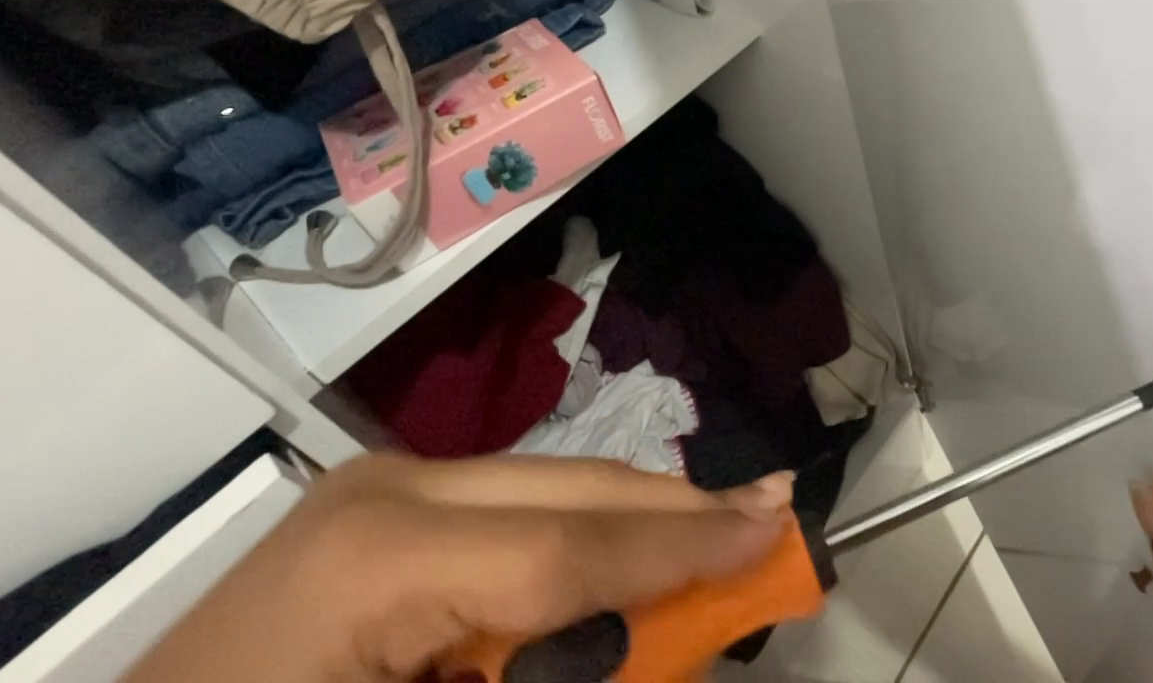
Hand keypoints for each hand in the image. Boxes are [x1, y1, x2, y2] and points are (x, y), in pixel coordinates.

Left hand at [123, 454, 793, 682]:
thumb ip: (563, 668)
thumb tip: (645, 647)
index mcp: (377, 562)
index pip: (567, 546)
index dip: (681, 544)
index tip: (775, 524)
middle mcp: (387, 493)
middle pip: (572, 491)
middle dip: (675, 517)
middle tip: (766, 522)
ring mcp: (380, 488)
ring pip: (551, 487)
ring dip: (628, 530)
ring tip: (698, 551)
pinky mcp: (383, 504)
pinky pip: (512, 508)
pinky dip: (573, 540)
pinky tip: (607, 566)